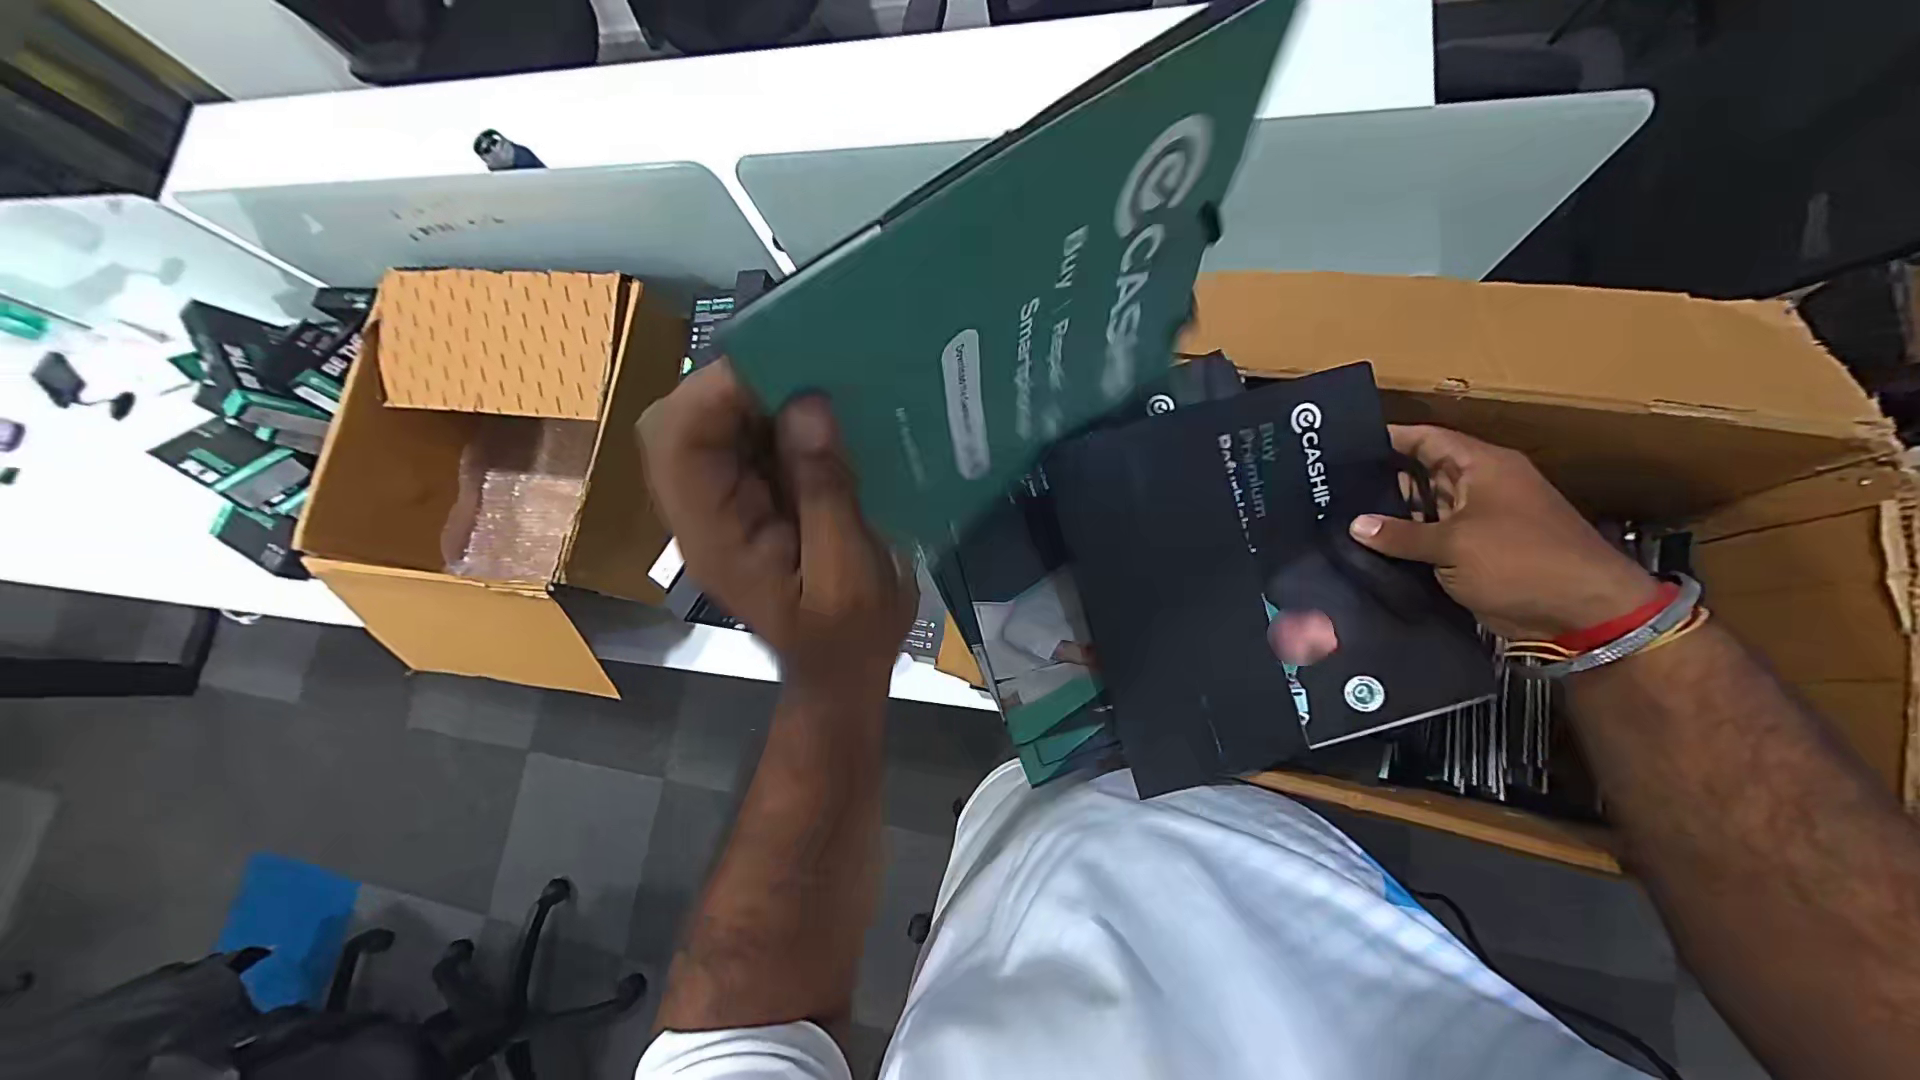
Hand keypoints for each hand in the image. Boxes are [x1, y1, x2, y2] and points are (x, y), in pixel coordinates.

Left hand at [637, 361, 916, 692]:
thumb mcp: (849, 576)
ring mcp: (723, 503)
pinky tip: (825, 416)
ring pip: (716, 423)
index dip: (718, 391)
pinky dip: (782, 415)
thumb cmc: (846, 638)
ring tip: (825, 384)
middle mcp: (703, 512)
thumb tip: (809, 407)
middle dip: (742, 384)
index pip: (679, 443)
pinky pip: (750, 439)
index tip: (788, 362)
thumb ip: (826, 496)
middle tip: (812, 368)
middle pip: (685, 422)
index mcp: (714, 538)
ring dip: (765, 395)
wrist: (840, 670)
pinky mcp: (750, 498)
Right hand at [1348, 425, 1657, 641]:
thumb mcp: (1454, 544)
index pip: (1427, 439)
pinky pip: (1426, 538)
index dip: (1389, 438)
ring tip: (1335, 512)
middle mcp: (1477, 488)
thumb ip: (1399, 533)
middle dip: (1379, 477)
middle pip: (1419, 472)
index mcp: (1482, 467)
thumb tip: (1354, 525)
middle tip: (1328, 482)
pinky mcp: (1469, 552)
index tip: (1345, 443)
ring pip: (1420, 508)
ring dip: (1386, 513)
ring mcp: (1473, 521)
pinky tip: (1362, 544)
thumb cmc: (1523, 562)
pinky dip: (1400, 541)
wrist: (1580, 614)